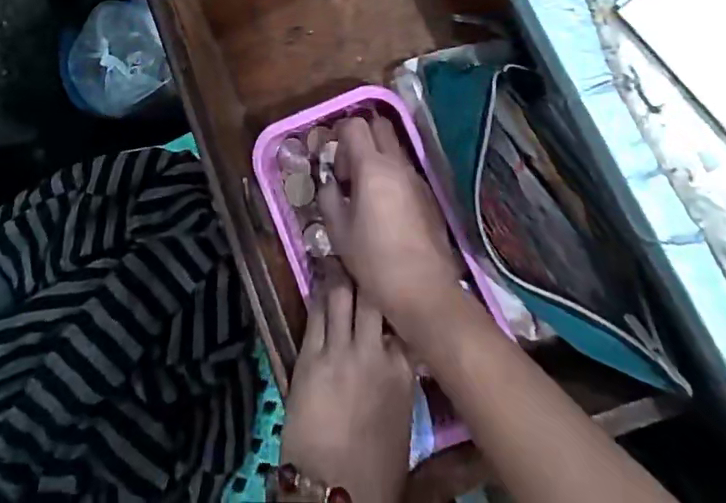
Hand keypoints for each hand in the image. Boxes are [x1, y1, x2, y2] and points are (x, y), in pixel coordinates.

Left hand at [282, 260, 414, 502]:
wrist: (334, 492)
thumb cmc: (376, 469)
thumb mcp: (404, 421)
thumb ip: (408, 379)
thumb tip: (415, 353)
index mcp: (405, 371)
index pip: (407, 318)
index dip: (402, 293)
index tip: (399, 272)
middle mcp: (375, 352)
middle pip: (374, 296)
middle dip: (370, 270)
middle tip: (366, 247)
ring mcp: (340, 350)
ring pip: (343, 296)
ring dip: (342, 272)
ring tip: (339, 247)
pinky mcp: (309, 356)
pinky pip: (315, 313)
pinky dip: (318, 291)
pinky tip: (319, 274)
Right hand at [316, 114, 463, 338]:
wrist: (424, 289)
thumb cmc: (374, 260)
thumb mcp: (338, 230)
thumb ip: (329, 196)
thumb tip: (329, 182)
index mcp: (372, 168)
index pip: (355, 125)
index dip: (339, 134)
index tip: (331, 160)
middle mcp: (398, 165)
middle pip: (379, 126)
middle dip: (360, 136)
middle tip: (346, 167)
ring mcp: (417, 178)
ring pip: (394, 148)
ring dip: (376, 156)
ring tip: (362, 190)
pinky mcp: (429, 195)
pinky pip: (405, 170)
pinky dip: (390, 174)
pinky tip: (383, 207)